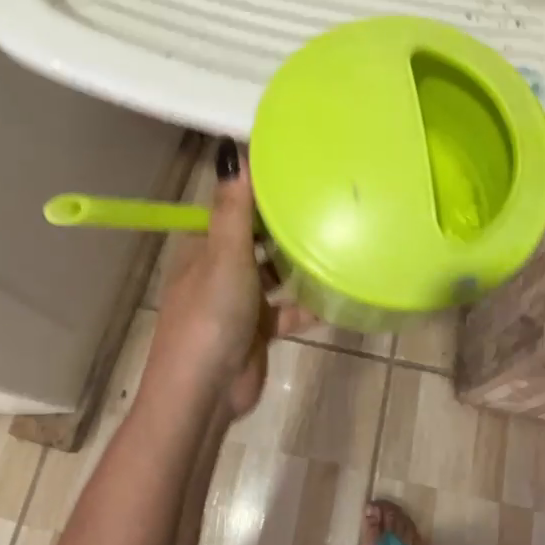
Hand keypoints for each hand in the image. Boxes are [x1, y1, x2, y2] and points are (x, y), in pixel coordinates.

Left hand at [149, 139, 312, 418]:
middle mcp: (220, 267)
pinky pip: (288, 308)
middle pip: (257, 237)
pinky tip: (337, 294)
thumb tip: (231, 150)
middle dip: (285, 224)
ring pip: (274, 272)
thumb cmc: (210, 316)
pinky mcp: (258, 330)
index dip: (260, 189)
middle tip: (329, 200)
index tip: (298, 169)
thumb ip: (234, 207)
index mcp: (204, 245)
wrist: (204, 394)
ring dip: (299, 262)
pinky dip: (308, 303)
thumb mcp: (224, 254)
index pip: (233, 206)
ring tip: (340, 239)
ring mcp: (239, 300)